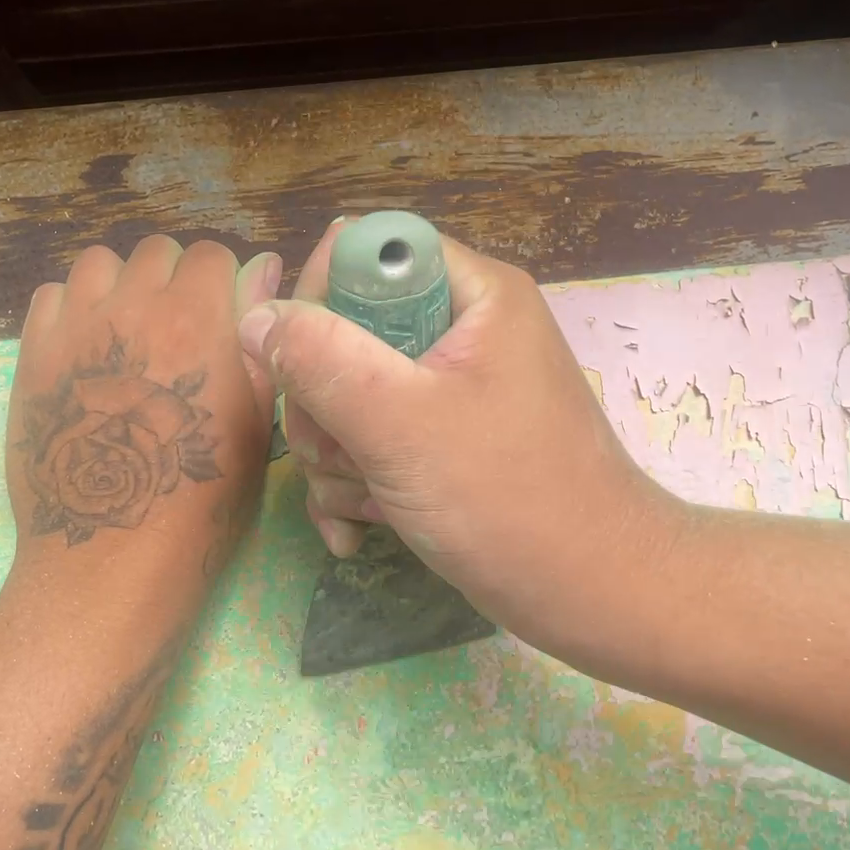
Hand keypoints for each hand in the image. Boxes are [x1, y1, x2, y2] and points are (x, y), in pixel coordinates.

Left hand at [8, 237, 282, 573]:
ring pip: (98, 262)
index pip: (210, 254)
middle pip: (155, 250)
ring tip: (128, 330)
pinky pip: (52, 294)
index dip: (221, 282)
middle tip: (176, 327)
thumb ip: (259, 336)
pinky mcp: (32, 351)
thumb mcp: (256, 419)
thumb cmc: (202, 494)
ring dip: (120, 284)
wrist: (112, 548)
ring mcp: (75, 324)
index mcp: (195, 317)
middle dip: (173, 277)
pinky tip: (85, 347)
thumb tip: (264, 268)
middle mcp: (133, 304)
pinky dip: (72, 306)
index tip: (220, 316)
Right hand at [236, 221, 683, 656]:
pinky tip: (360, 528)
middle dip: (324, 402)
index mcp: (471, 294)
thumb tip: (255, 317)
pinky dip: (354, 482)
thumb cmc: (510, 501)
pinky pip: (369, 436)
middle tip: (344, 452)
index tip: (307, 364)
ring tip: (366, 501)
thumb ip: (321, 360)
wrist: (594, 598)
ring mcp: (448, 388)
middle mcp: (459, 329)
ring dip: (335, 453)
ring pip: (347, 391)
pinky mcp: (440, 438)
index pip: (368, 251)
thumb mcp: (402, 424)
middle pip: (346, 328)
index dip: (323, 298)